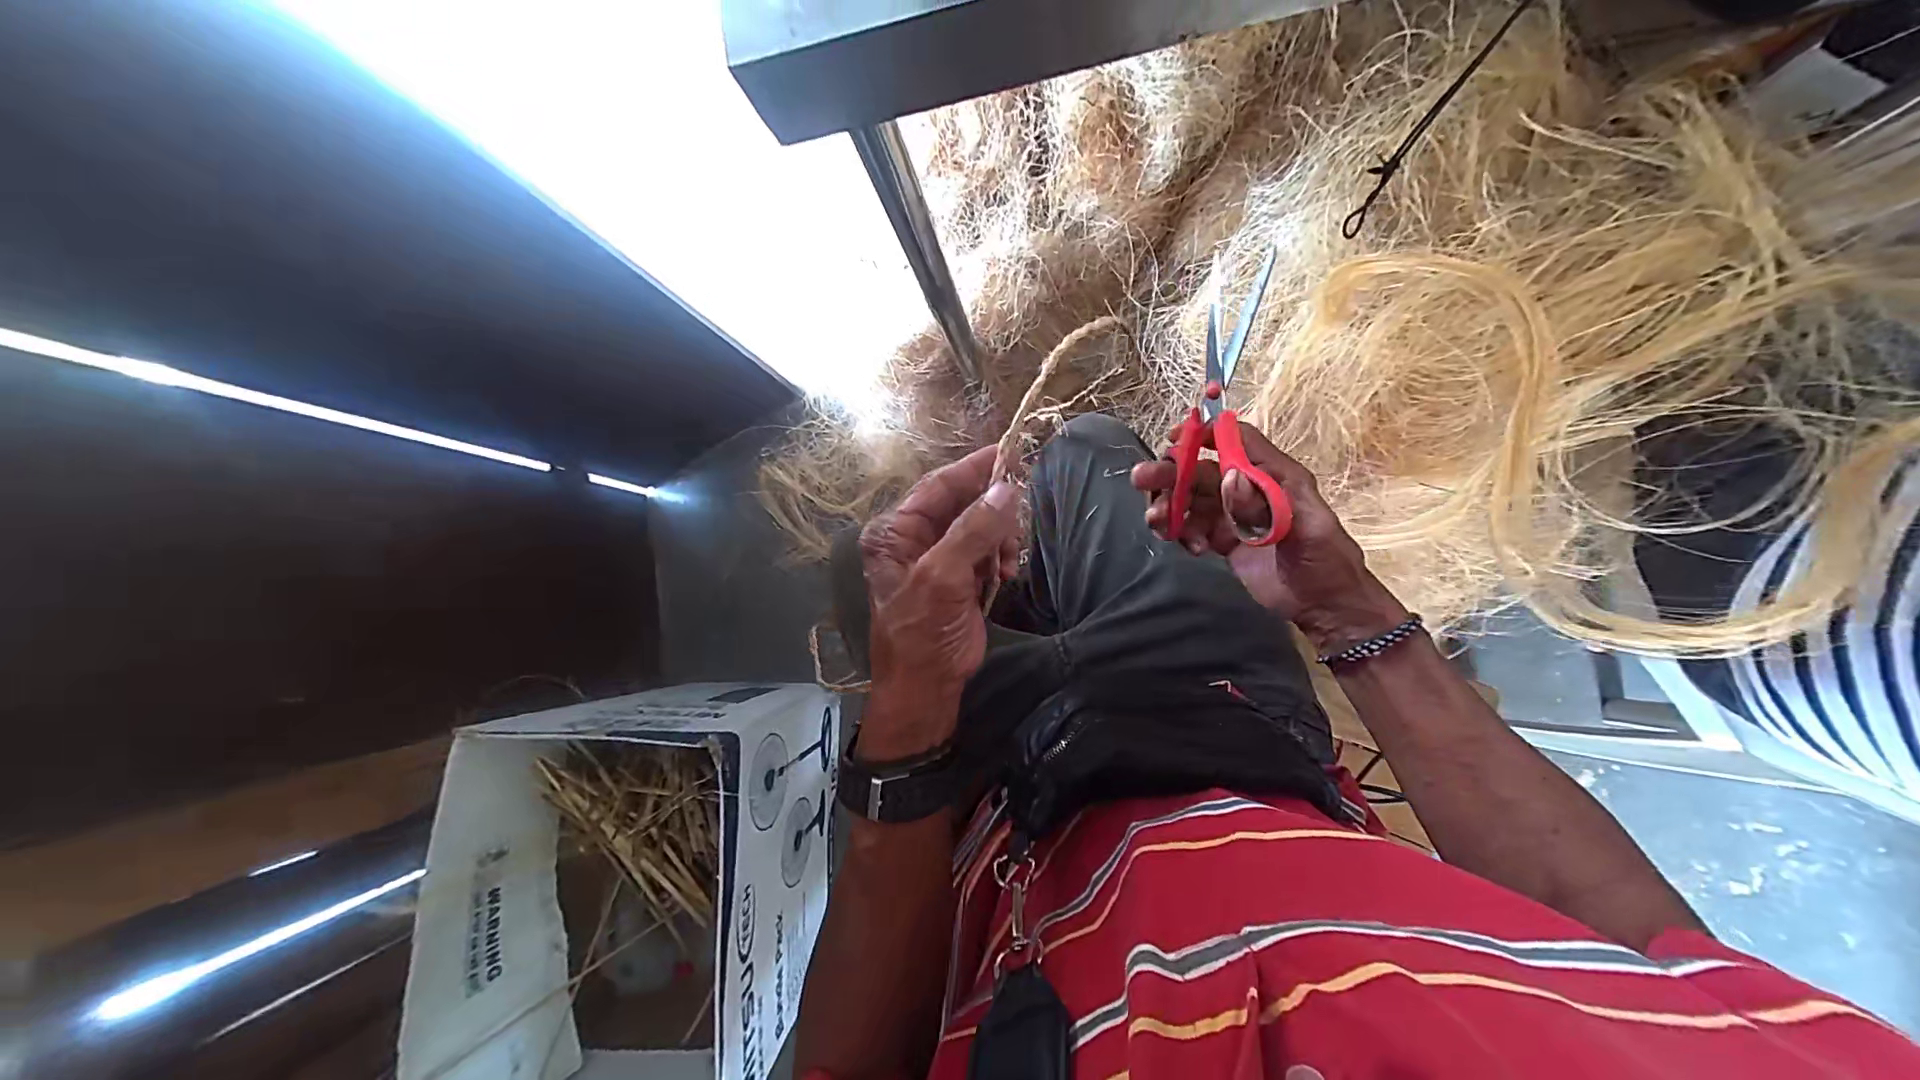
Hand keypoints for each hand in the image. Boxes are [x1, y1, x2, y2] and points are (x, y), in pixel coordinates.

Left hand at [858, 445, 1021, 757]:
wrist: (926, 687)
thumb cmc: (922, 632)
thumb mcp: (942, 578)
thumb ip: (973, 531)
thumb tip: (1006, 489)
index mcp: (895, 531)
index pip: (937, 486)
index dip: (972, 469)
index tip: (1008, 451)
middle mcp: (914, 540)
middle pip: (961, 504)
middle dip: (992, 509)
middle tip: (1021, 507)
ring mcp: (938, 559)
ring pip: (980, 527)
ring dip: (1000, 539)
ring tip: (1007, 561)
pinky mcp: (960, 578)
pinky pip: (987, 551)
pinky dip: (1001, 558)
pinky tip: (1006, 573)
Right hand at [1130, 420, 1407, 654]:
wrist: (1327, 608)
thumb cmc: (1326, 563)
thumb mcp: (1304, 530)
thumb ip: (1264, 504)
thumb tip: (1228, 476)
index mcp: (1275, 475)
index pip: (1235, 440)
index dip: (1204, 434)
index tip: (1174, 439)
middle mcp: (1250, 488)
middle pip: (1202, 469)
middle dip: (1170, 472)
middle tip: (1141, 478)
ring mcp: (1234, 515)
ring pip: (1190, 498)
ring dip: (1169, 505)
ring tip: (1157, 521)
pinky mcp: (1224, 539)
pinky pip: (1191, 526)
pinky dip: (1180, 532)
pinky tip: (1188, 547)